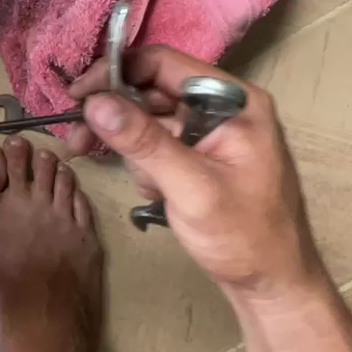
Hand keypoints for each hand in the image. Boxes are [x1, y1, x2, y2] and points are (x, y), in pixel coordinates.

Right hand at [65, 45, 328, 304]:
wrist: (273, 287)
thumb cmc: (245, 237)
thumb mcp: (191, 188)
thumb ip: (143, 141)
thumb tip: (95, 102)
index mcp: (234, 100)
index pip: (163, 63)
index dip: (116, 73)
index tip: (79, 96)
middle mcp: (222, 106)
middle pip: (150, 88)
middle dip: (113, 112)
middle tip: (78, 137)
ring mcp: (210, 130)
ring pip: (147, 115)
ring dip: (124, 140)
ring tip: (113, 169)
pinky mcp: (198, 153)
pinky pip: (154, 140)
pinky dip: (139, 158)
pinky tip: (147, 187)